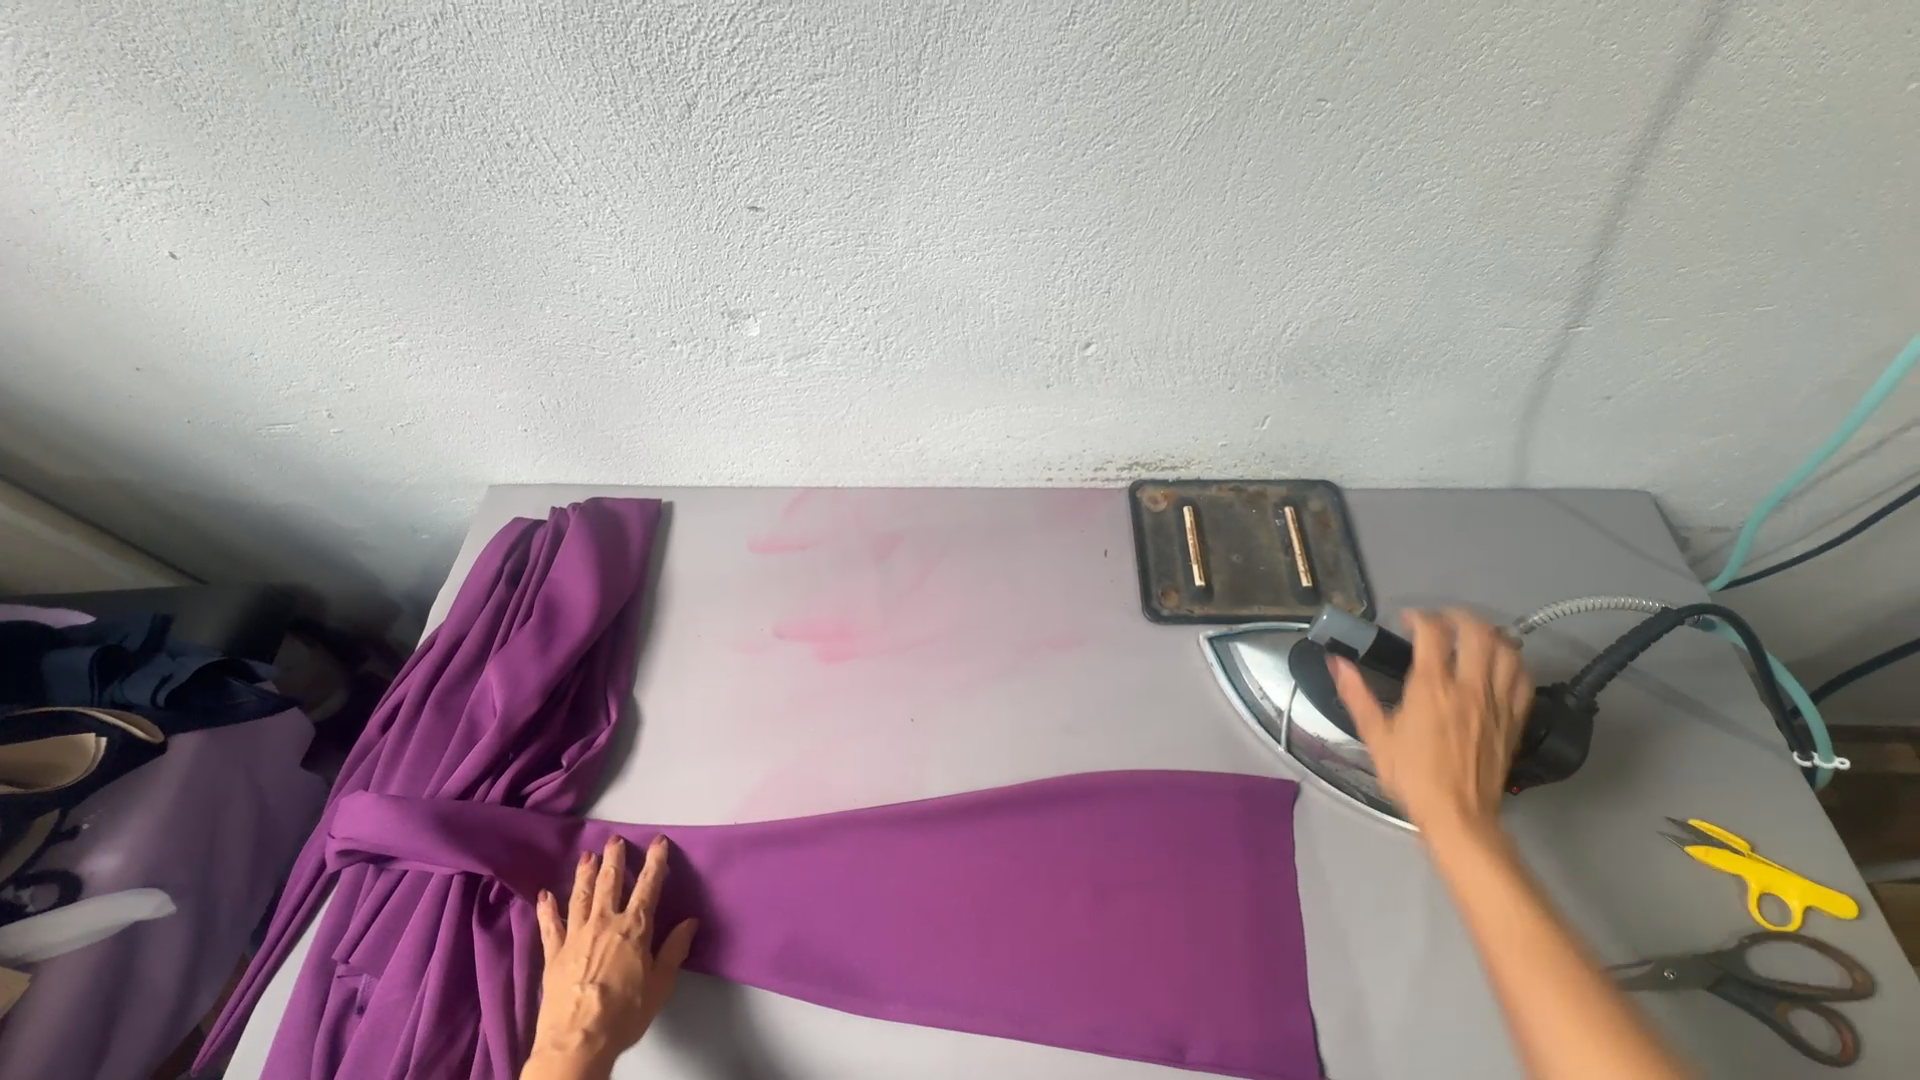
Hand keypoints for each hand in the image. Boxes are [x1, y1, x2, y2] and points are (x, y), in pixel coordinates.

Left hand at [523, 835, 698, 1079]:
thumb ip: (675, 949)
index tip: (659, 841)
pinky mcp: (553, 955)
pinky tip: (545, 895)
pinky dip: (547, 909)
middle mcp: (604, 923)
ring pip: (581, 896)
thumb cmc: (625, 1013)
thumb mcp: (661, 983)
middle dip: (615, 859)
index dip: (655, 861)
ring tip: (587, 856)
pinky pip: (550, 926)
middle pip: (610, 883)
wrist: (577, 1042)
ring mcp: (575, 937)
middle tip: (615, 839)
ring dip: (585, 874)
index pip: (649, 886)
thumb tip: (690, 922)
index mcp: (634, 928)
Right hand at [1329, 608, 1533, 834]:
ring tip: (1474, 634)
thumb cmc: (1411, 775)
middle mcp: (1469, 687)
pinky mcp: (1515, 719)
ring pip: (1506, 650)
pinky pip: (1523, 679)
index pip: (1432, 633)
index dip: (1419, 617)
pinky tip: (1501, 664)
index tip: (1407, 619)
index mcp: (1431, 688)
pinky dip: (1512, 663)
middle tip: (1443, 619)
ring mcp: (1497, 702)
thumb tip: (1337, 663)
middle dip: (1459, 616)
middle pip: (1477, 632)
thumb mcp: (1375, 735)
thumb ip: (1356, 694)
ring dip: (1491, 634)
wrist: (1458, 814)